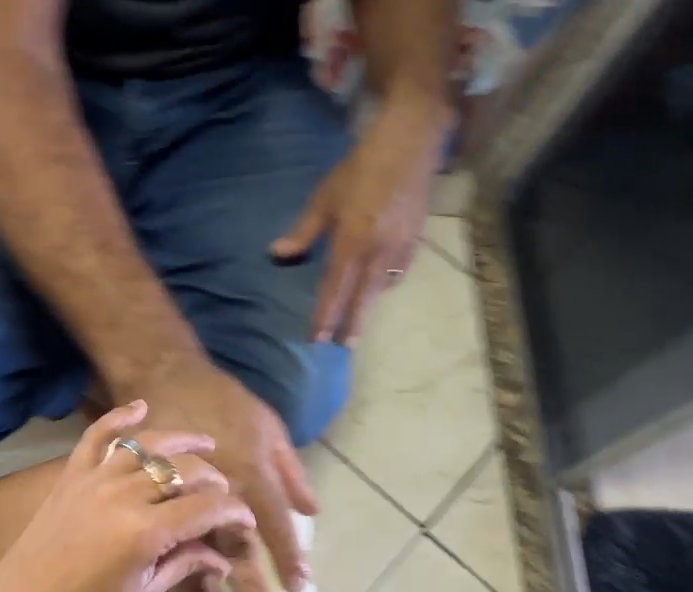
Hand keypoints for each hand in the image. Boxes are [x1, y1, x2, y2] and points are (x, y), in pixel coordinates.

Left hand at [0, 401, 255, 591]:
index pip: (206, 508)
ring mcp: (96, 478)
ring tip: (205, 445)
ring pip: (149, 446)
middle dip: (213, 480)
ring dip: (182, 442)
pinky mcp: (73, 473)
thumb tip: (222, 558)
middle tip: (222, 493)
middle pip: (184, 471)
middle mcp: (124, 495)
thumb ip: (185, 565)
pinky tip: (141, 407)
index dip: (234, 512)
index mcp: (146, 531)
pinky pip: (98, 436)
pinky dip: (120, 417)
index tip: (245, 520)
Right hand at [127, 363, 315, 591]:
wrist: (162, 375)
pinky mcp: (148, 497)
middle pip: (237, 548)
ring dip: (200, 589)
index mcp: (251, 474)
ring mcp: (181, 497)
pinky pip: (156, 534)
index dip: (289, 557)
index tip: (298, 587)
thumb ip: (290, 470)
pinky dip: (162, 562)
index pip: (276, 526)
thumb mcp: (268, 425)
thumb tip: (312, 510)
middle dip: (249, 590)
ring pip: (192, 550)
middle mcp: (217, 494)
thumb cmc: (221, 400)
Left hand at [269, 97, 449, 344]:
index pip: (333, 288)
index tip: (317, 337)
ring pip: (381, 286)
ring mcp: (399, 247)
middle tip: (344, 347)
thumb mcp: (325, 199)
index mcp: (351, 242)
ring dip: (369, 307)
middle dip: (351, 323)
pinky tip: (380, 289)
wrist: (409, 143)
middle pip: (361, 297)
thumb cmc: (359, 169)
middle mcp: (377, 251)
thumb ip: (303, 231)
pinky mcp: (415, 239)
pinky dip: (387, 283)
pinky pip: (399, 270)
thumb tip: (277, 254)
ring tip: (358, 326)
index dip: (325, 315)